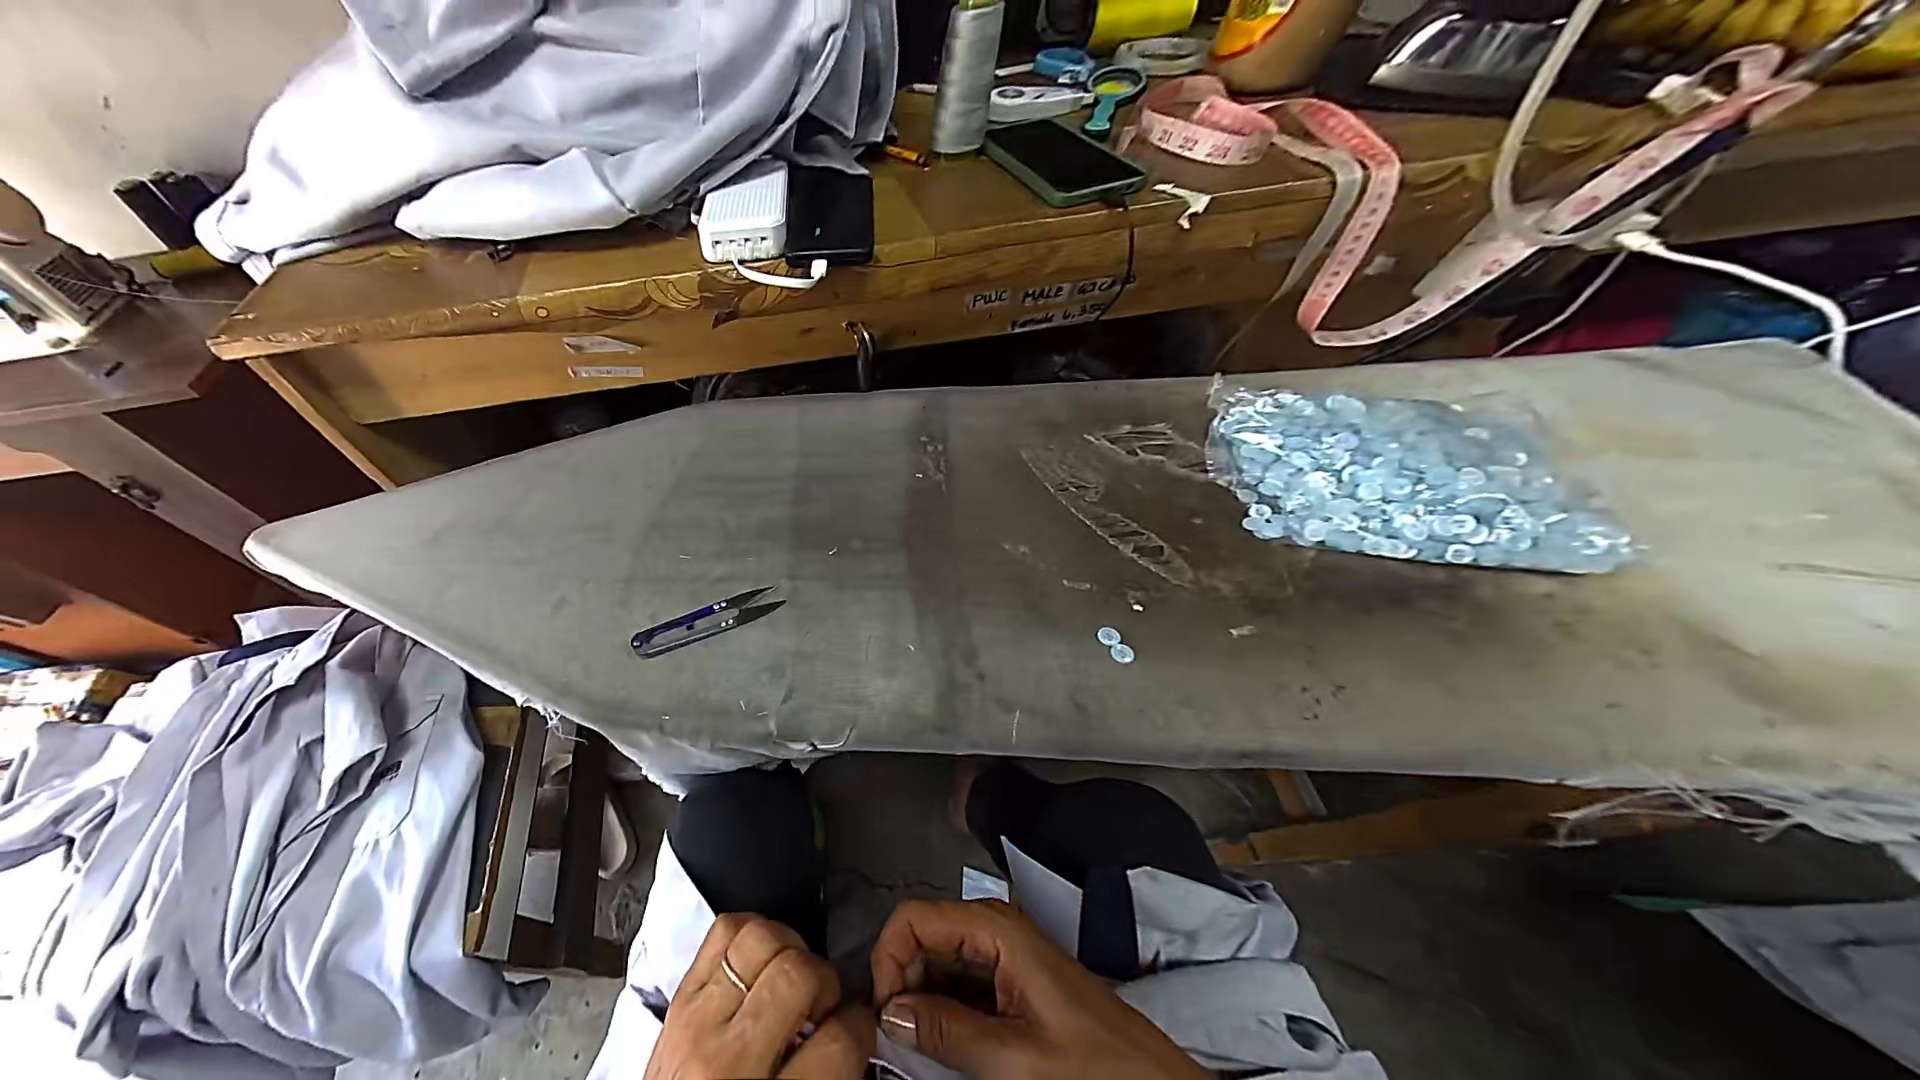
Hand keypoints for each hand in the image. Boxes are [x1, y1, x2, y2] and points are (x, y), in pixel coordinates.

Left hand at [647, 913, 874, 1078]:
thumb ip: (825, 1074)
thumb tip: (853, 1026)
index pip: (838, 1041)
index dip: (859, 1026)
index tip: (856, 1025)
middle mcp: (725, 1063)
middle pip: (799, 974)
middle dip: (825, 980)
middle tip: (820, 1004)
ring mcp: (695, 1024)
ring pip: (761, 939)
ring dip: (789, 950)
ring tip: (789, 980)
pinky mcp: (678, 1002)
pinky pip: (723, 933)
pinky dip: (750, 935)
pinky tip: (760, 964)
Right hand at [871, 899, 1206, 1079]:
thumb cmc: (1097, 1064)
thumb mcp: (1015, 1058)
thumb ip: (948, 1032)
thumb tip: (891, 1013)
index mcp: (998, 930)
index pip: (915, 917)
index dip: (889, 960)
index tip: (887, 1013)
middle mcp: (997, 929)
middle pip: (922, 934)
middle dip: (902, 980)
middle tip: (903, 1038)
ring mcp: (1003, 950)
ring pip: (936, 959)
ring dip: (919, 998)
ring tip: (924, 1047)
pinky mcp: (1009, 975)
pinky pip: (958, 979)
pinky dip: (941, 1007)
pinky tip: (945, 1043)